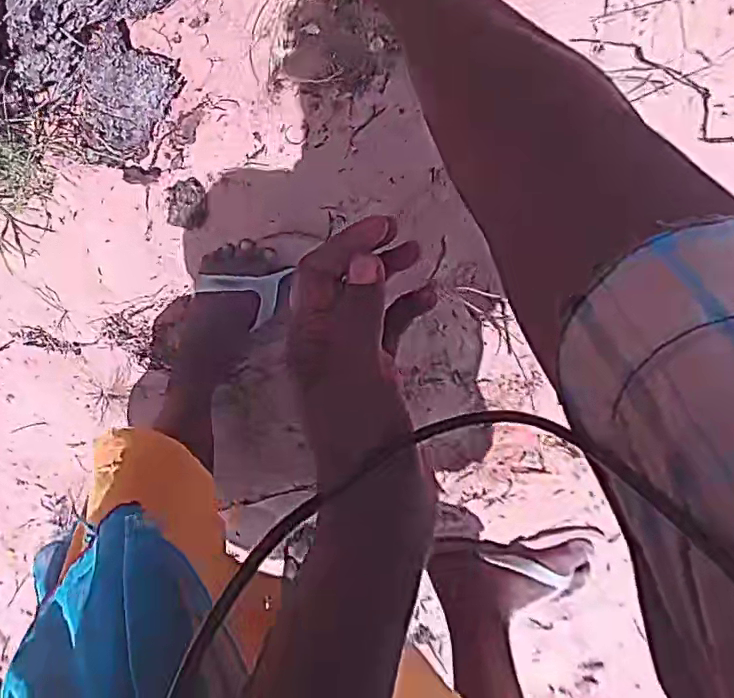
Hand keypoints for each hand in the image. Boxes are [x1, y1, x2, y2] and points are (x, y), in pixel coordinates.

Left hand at [287, 215, 437, 486]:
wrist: (381, 506)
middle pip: (338, 283)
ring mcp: (348, 360)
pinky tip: (427, 296)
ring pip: (364, 304)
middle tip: (399, 232)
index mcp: (306, 335)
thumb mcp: (357, 367)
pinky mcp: (374, 378)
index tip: (383, 226)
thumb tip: (363, 260)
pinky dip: (403, 310)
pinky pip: (386, 332)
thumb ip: (358, 312)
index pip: (318, 273)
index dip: (346, 244)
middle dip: (365, 253)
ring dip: (386, 277)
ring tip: (417, 254)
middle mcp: (322, 342)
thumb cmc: (362, 436)